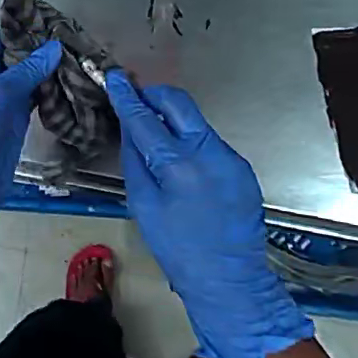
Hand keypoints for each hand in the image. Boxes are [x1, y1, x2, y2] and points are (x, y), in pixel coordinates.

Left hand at [0, 35, 62, 259]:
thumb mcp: (0, 94)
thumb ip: (29, 68)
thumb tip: (55, 45)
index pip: (5, 37)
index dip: (29, 29)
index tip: (59, 22)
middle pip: (20, 55)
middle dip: (45, 50)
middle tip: (77, 39)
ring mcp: (4, 98)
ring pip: (30, 76)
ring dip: (51, 70)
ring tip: (80, 57)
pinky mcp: (16, 116)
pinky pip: (36, 96)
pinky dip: (52, 89)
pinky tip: (73, 82)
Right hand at [107, 71, 313, 357]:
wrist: (231, 280)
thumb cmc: (177, 248)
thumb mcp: (143, 205)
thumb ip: (135, 160)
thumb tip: (129, 127)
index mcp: (178, 166)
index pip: (145, 119)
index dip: (127, 96)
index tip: (116, 77)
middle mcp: (208, 152)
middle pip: (178, 102)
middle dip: (154, 95)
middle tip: (137, 99)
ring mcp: (230, 157)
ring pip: (195, 120)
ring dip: (173, 119)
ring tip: (157, 135)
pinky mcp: (241, 166)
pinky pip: (209, 141)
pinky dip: (190, 141)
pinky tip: (183, 163)